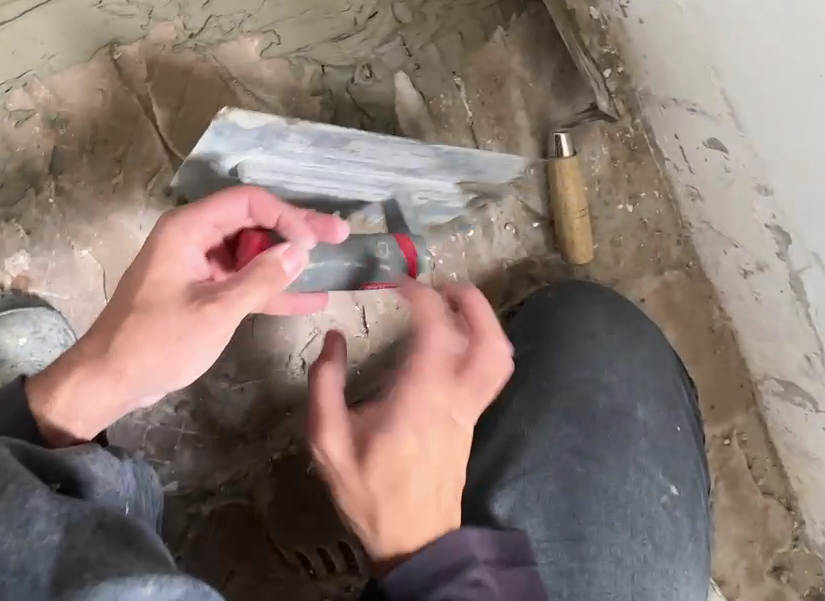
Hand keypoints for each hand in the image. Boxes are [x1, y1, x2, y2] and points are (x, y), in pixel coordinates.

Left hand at [26, 186, 348, 444]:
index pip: (247, 202)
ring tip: (333, 265)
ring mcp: (196, 263)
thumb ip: (261, 278)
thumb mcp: (216, 311)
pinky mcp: (199, 289)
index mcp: (188, 228)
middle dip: (295, 231)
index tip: (316, 239)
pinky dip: (269, 287)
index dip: (286, 215)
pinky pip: (241, 278)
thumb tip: (300, 251)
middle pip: (252, 222)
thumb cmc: (157, 341)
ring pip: (250, 251)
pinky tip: (308, 298)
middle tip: (339, 236)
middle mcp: (193, 236)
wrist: (108, 380)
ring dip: (287, 261)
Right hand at [307, 282, 513, 572]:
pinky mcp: (472, 418)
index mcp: (419, 399)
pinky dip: (481, 340)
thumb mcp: (327, 442)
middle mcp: (454, 399)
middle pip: (487, 338)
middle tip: (436, 282)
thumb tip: (334, 338)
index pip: (436, 330)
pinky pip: (492, 371)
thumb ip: (325, 385)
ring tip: (450, 300)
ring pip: (498, 355)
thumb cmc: (368, 492)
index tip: (394, 282)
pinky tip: (452, 334)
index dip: (420, 295)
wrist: (414, 542)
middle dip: (468, 299)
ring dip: (482, 319)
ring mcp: (470, 409)